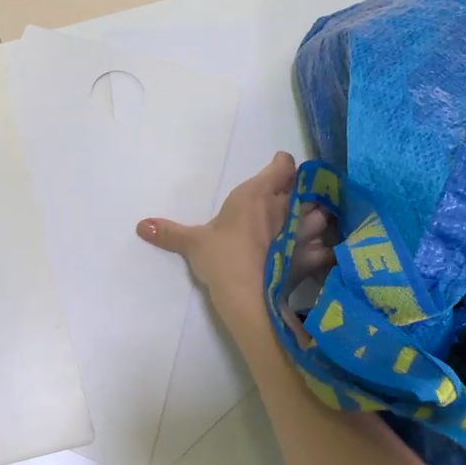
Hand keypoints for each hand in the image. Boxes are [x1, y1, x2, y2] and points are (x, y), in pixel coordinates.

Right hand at [137, 152, 312, 311]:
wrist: (249, 299)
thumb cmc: (221, 259)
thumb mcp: (192, 243)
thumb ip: (170, 233)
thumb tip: (140, 226)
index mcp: (257, 194)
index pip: (283, 166)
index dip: (283, 165)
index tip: (279, 168)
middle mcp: (283, 208)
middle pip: (304, 190)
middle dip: (301, 192)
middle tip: (290, 199)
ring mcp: (301, 234)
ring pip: (320, 216)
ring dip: (316, 217)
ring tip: (307, 224)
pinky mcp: (310, 259)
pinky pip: (325, 249)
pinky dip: (323, 249)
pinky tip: (317, 254)